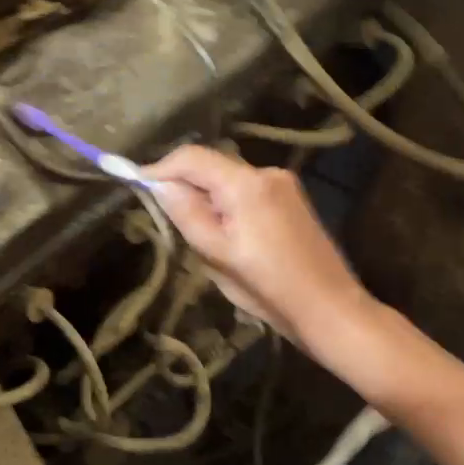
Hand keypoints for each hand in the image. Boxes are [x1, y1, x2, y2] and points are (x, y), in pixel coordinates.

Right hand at [146, 146, 376, 350]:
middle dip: (184, 187)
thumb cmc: (266, 286)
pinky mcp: (291, 200)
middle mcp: (266, 173)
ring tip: (203, 240)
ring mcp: (283, 185)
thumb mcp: (215, 254)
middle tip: (169, 222)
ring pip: (227, 181)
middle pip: (211, 167)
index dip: (160, 168)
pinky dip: (227, 207)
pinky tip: (230, 240)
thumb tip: (158, 184)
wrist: (327, 307)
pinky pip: (246, 193)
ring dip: (206, 200)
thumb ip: (186, 214)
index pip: (192, 157)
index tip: (135, 185)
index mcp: (246, 184)